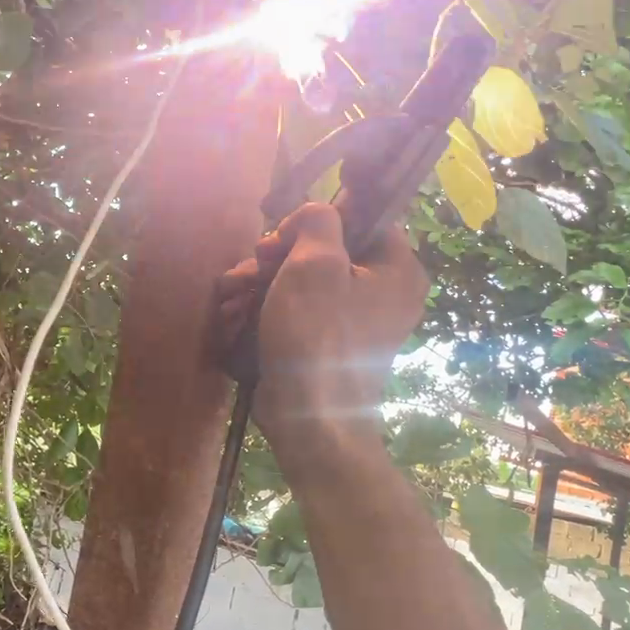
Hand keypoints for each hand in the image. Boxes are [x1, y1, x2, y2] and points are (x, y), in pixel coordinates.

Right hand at [218, 204, 427, 455]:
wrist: (310, 416)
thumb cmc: (316, 335)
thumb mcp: (313, 265)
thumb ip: (316, 222)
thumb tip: (312, 213)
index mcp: (397, 269)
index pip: (362, 219)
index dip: (315, 221)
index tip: (280, 238)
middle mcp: (384, 292)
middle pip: (324, 251)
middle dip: (275, 258)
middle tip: (249, 270)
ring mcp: (355, 321)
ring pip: (302, 281)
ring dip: (260, 283)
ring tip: (231, 298)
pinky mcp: (326, 343)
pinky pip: (297, 310)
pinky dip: (265, 309)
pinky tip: (236, 317)